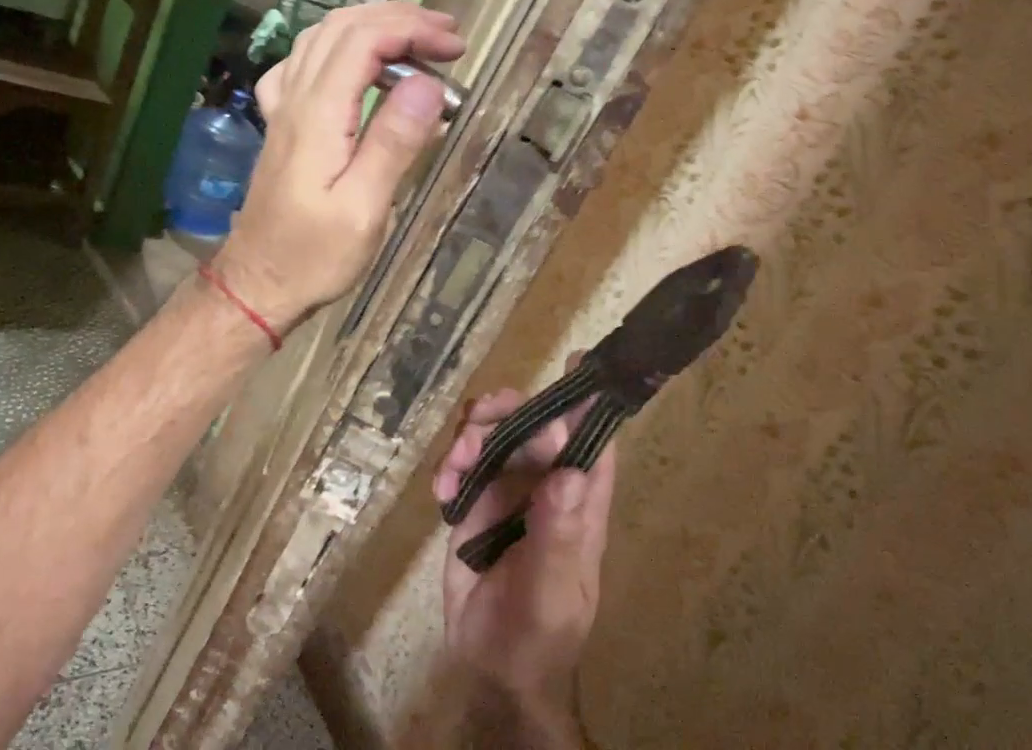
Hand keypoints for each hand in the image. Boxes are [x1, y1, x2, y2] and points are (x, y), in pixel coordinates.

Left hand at [213, 1, 463, 328]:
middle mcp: (294, 101)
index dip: (412, 30)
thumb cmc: (315, 256)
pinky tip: (354, 67)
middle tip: (446, 37)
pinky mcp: (279, 127)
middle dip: (397, 19)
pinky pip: (300, 66)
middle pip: (340, 27)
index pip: (363, 40)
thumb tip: (429, 84)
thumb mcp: (365, 209)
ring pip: (318, 39)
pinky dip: (335, 49)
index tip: (456, 48)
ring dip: (368, 27)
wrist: (258, 283)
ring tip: (413, 41)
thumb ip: (394, 143)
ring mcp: (281, 111)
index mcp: (317, 116)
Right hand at [432, 360, 615, 732]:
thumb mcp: (549, 593)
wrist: (491, 669)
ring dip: (469, 438)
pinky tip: (439, 494)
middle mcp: (545, 492)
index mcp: (578, 508)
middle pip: (533, 429)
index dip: (587, 404)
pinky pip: (461, 466)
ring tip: (450, 468)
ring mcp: (507, 497)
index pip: (592, 445)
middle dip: (505, 414)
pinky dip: (447, 467)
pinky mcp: (473, 506)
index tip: (575, 362)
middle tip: (475, 424)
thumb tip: (567, 470)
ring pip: (493, 439)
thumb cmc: (535, 637)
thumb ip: (556, 536)